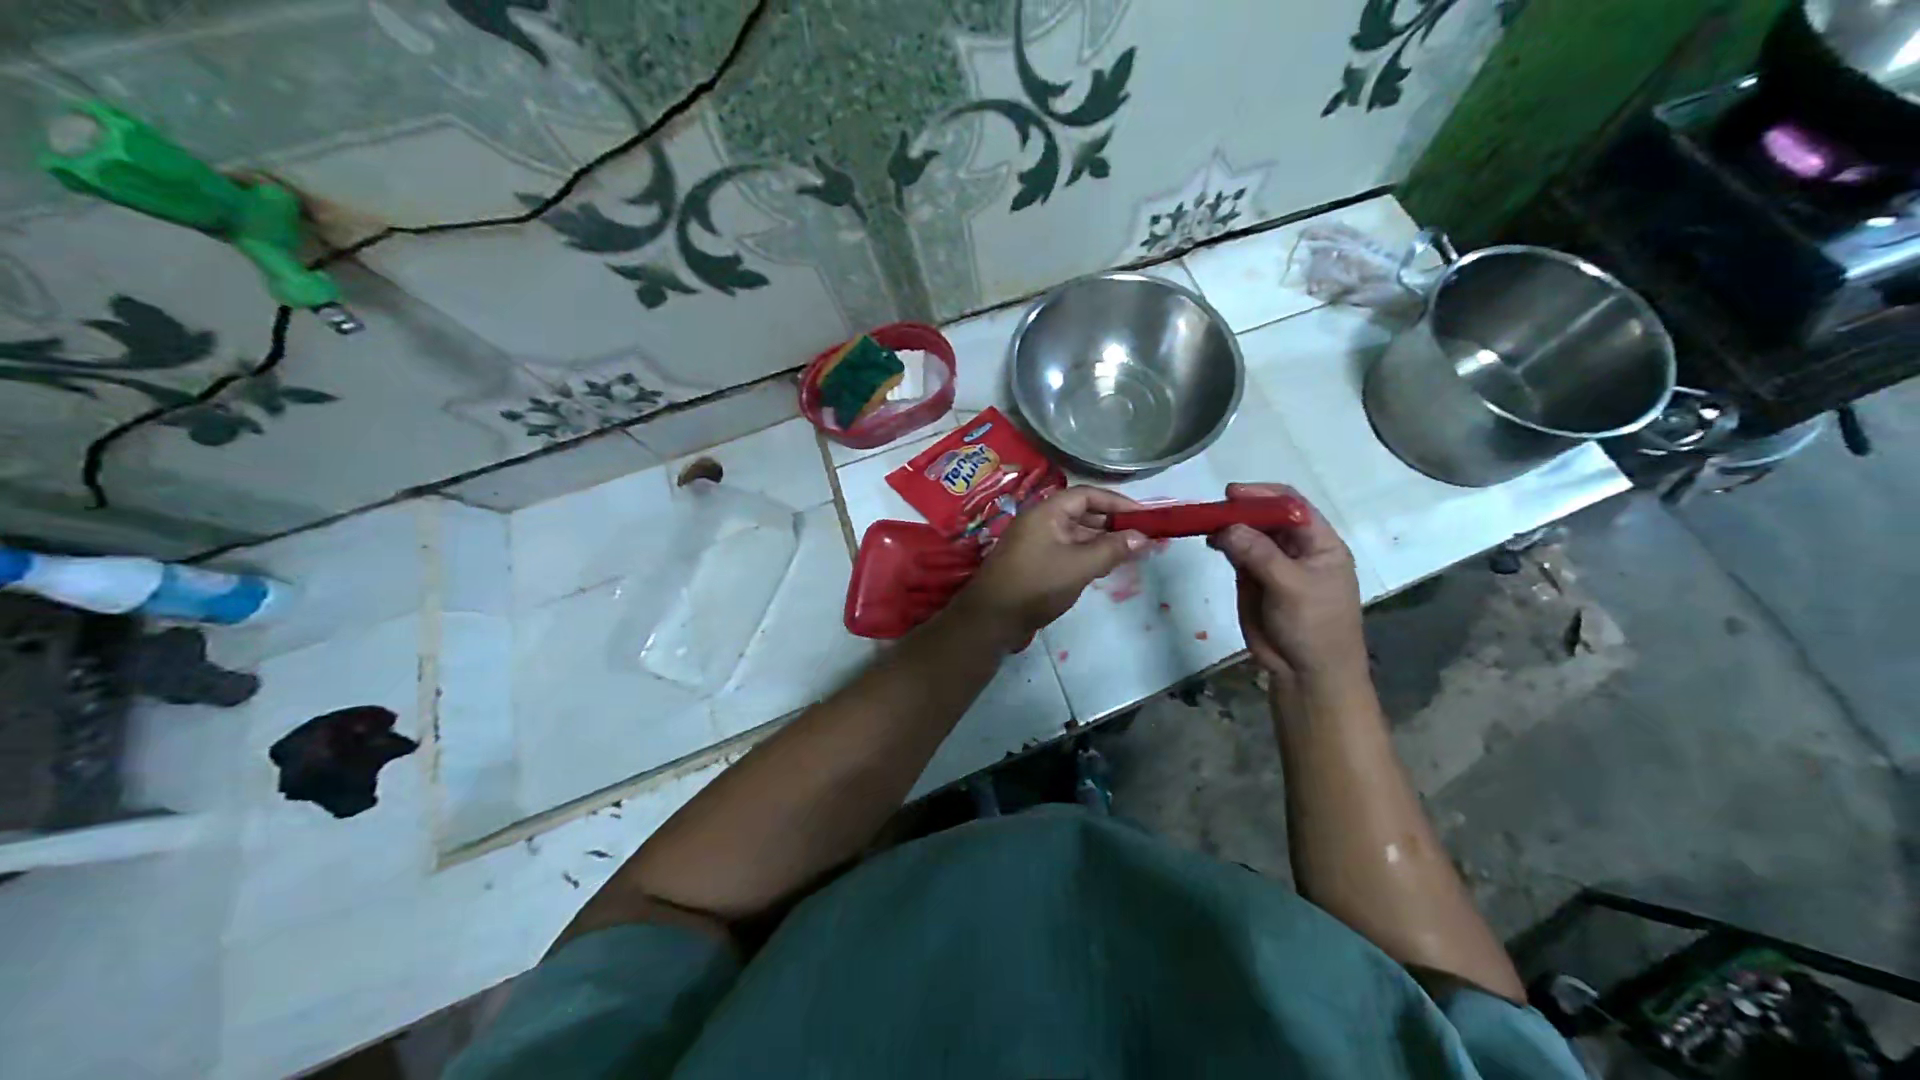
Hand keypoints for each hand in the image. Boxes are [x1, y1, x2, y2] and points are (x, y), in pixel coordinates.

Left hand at [954, 486, 1147, 644]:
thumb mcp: (1079, 566)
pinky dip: (1087, 554)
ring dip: (1102, 541)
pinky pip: (1067, 550)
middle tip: (1143, 536)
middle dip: (1112, 523)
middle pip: (1082, 513)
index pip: (1087, 495)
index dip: (1117, 502)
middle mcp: (1039, 521)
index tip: (1144, 516)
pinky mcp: (1034, 563)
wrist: (991, 619)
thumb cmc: (1036, 585)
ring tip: (1131, 552)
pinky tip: (1105, 566)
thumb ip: (1112, 549)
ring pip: (1075, 534)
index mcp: (1046, 512)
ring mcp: (1035, 543)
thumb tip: (1142, 537)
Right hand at [1207, 483, 1368, 694]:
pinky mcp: (1253, 579)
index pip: (1292, 505)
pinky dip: (1223, 543)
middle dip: (1241, 509)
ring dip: (1229, 525)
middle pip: (1266, 516)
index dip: (1263, 494)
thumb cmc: (1314, 626)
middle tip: (1212, 511)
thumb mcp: (1292, 586)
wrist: (1306, 673)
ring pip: (1248, 533)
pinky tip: (1210, 541)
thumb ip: (1260, 554)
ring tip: (1206, 526)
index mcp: (1320, 543)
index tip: (1232, 494)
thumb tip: (1226, 527)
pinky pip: (1237, 552)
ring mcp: (1273, 563)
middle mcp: (1296, 547)